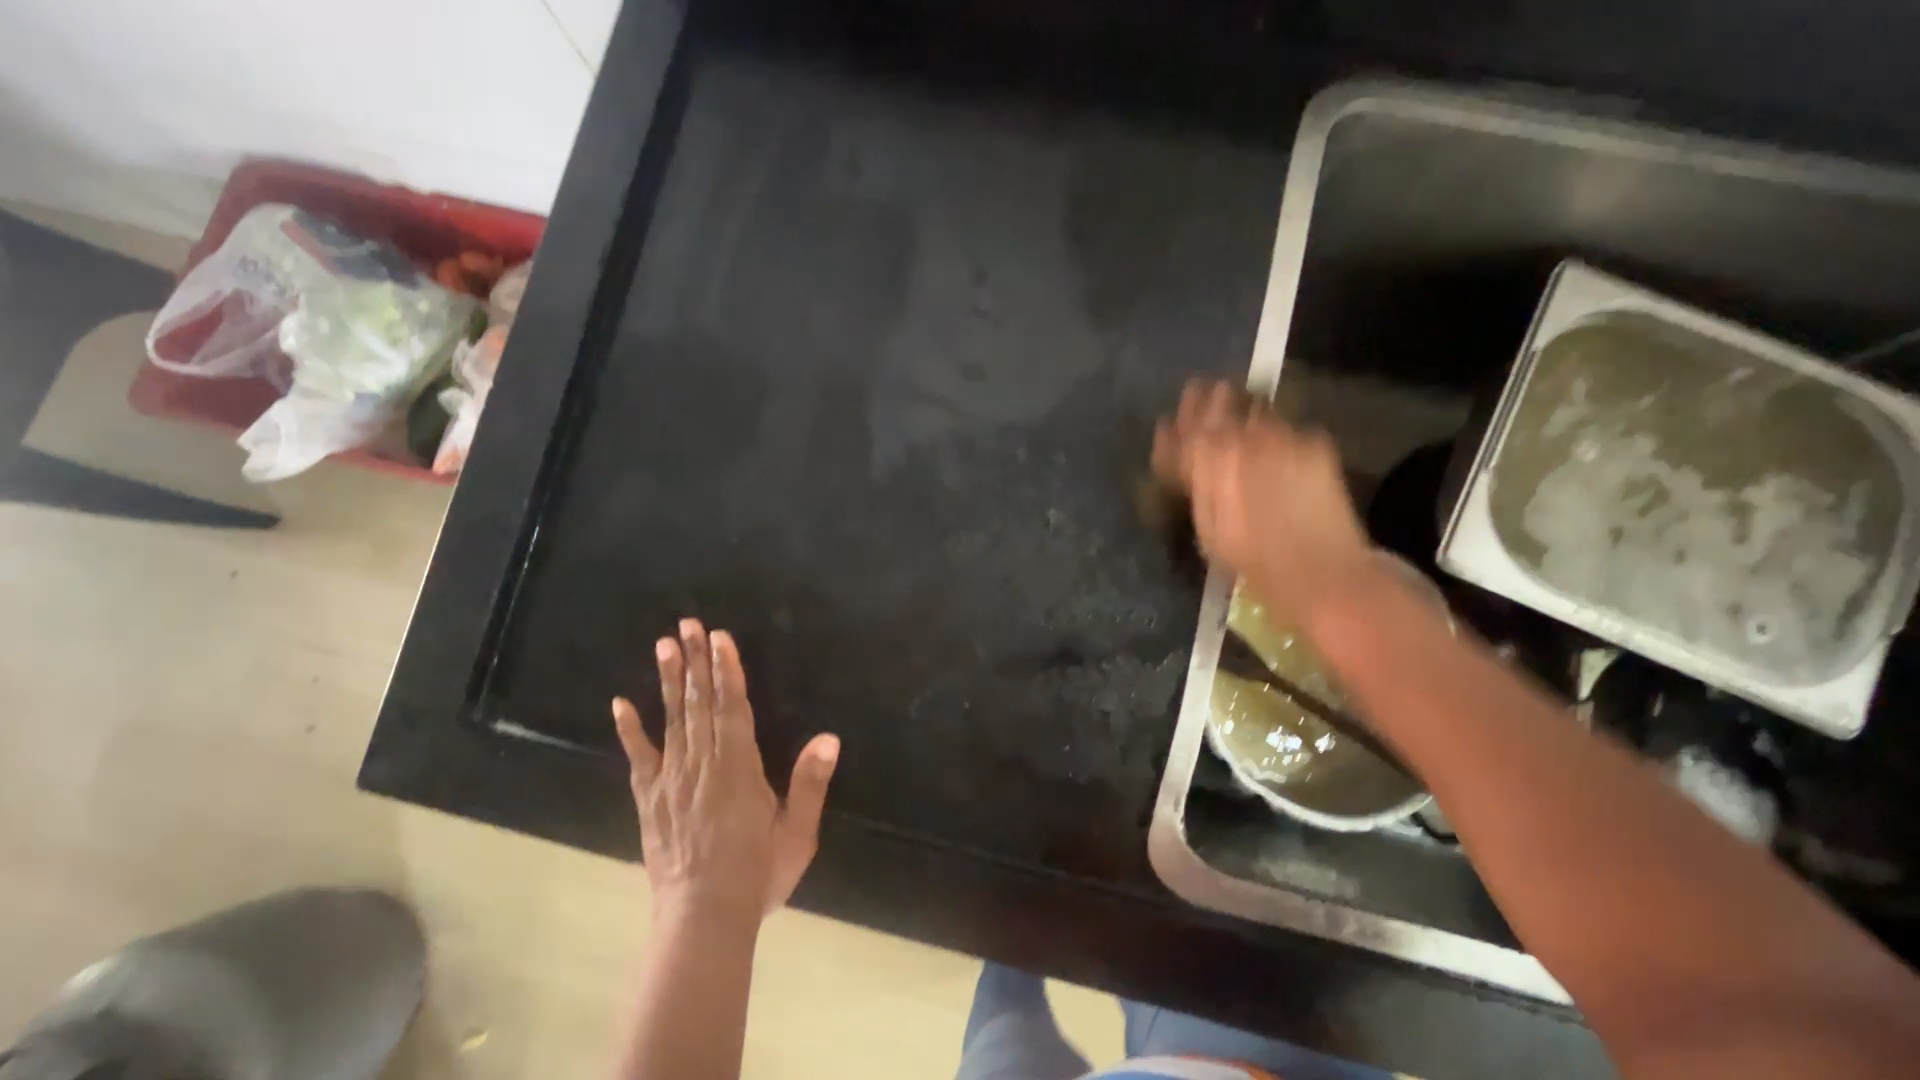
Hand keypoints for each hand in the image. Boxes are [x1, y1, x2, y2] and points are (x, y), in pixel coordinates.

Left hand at [612, 619, 839, 925]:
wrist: (704, 917)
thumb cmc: (758, 874)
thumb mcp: (797, 832)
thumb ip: (810, 783)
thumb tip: (829, 737)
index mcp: (739, 769)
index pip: (732, 708)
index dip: (727, 671)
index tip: (719, 638)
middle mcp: (703, 765)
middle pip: (699, 704)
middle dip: (696, 662)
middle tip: (688, 624)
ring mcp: (671, 780)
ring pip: (671, 720)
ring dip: (668, 681)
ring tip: (664, 645)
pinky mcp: (650, 799)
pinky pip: (639, 757)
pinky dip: (630, 730)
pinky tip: (621, 703)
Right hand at [1151, 378, 1375, 623]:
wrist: (1319, 567)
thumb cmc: (1252, 559)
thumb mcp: (1207, 526)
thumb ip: (1193, 482)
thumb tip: (1182, 457)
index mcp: (1205, 457)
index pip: (1184, 424)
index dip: (1178, 424)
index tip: (1173, 427)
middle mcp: (1240, 434)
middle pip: (1218, 400)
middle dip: (1211, 402)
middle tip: (1210, 411)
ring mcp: (1281, 432)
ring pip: (1255, 408)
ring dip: (1247, 415)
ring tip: (1250, 435)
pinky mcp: (1314, 440)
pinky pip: (1290, 429)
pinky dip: (1283, 438)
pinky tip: (1286, 459)